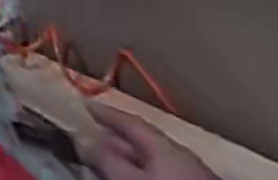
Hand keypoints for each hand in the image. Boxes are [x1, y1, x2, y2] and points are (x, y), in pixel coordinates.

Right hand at [83, 102, 221, 179]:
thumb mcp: (130, 179)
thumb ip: (105, 158)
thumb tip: (83, 138)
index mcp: (168, 148)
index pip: (132, 121)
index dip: (107, 113)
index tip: (86, 106)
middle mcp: (184, 159)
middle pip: (145, 142)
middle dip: (117, 139)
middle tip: (92, 137)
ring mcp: (195, 177)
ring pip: (156, 162)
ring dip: (130, 159)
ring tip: (109, 162)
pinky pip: (165, 175)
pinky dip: (146, 173)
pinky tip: (135, 177)